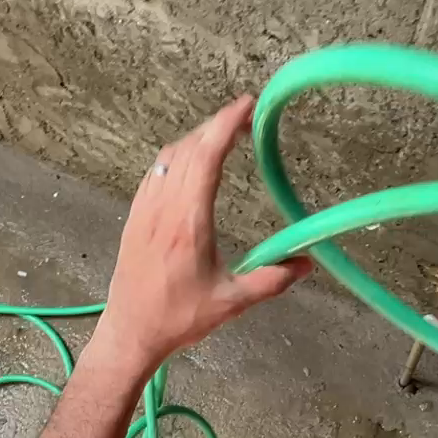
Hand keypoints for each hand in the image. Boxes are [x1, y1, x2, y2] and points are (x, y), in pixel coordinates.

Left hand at [87, 96, 313, 377]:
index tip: (247, 104)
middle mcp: (163, 208)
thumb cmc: (179, 319)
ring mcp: (144, 210)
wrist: (131, 332)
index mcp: (189, 222)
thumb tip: (307, 264)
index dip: (226, 124)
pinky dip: (175, 157)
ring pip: (168, 157)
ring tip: (220, 138)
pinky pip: (154, 173)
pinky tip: (187, 165)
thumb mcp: (232, 302)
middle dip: (215, 126)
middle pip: (188, 148)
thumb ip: (272, 280)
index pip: (207, 157)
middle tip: (243, 117)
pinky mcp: (134, 218)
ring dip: (195, 140)